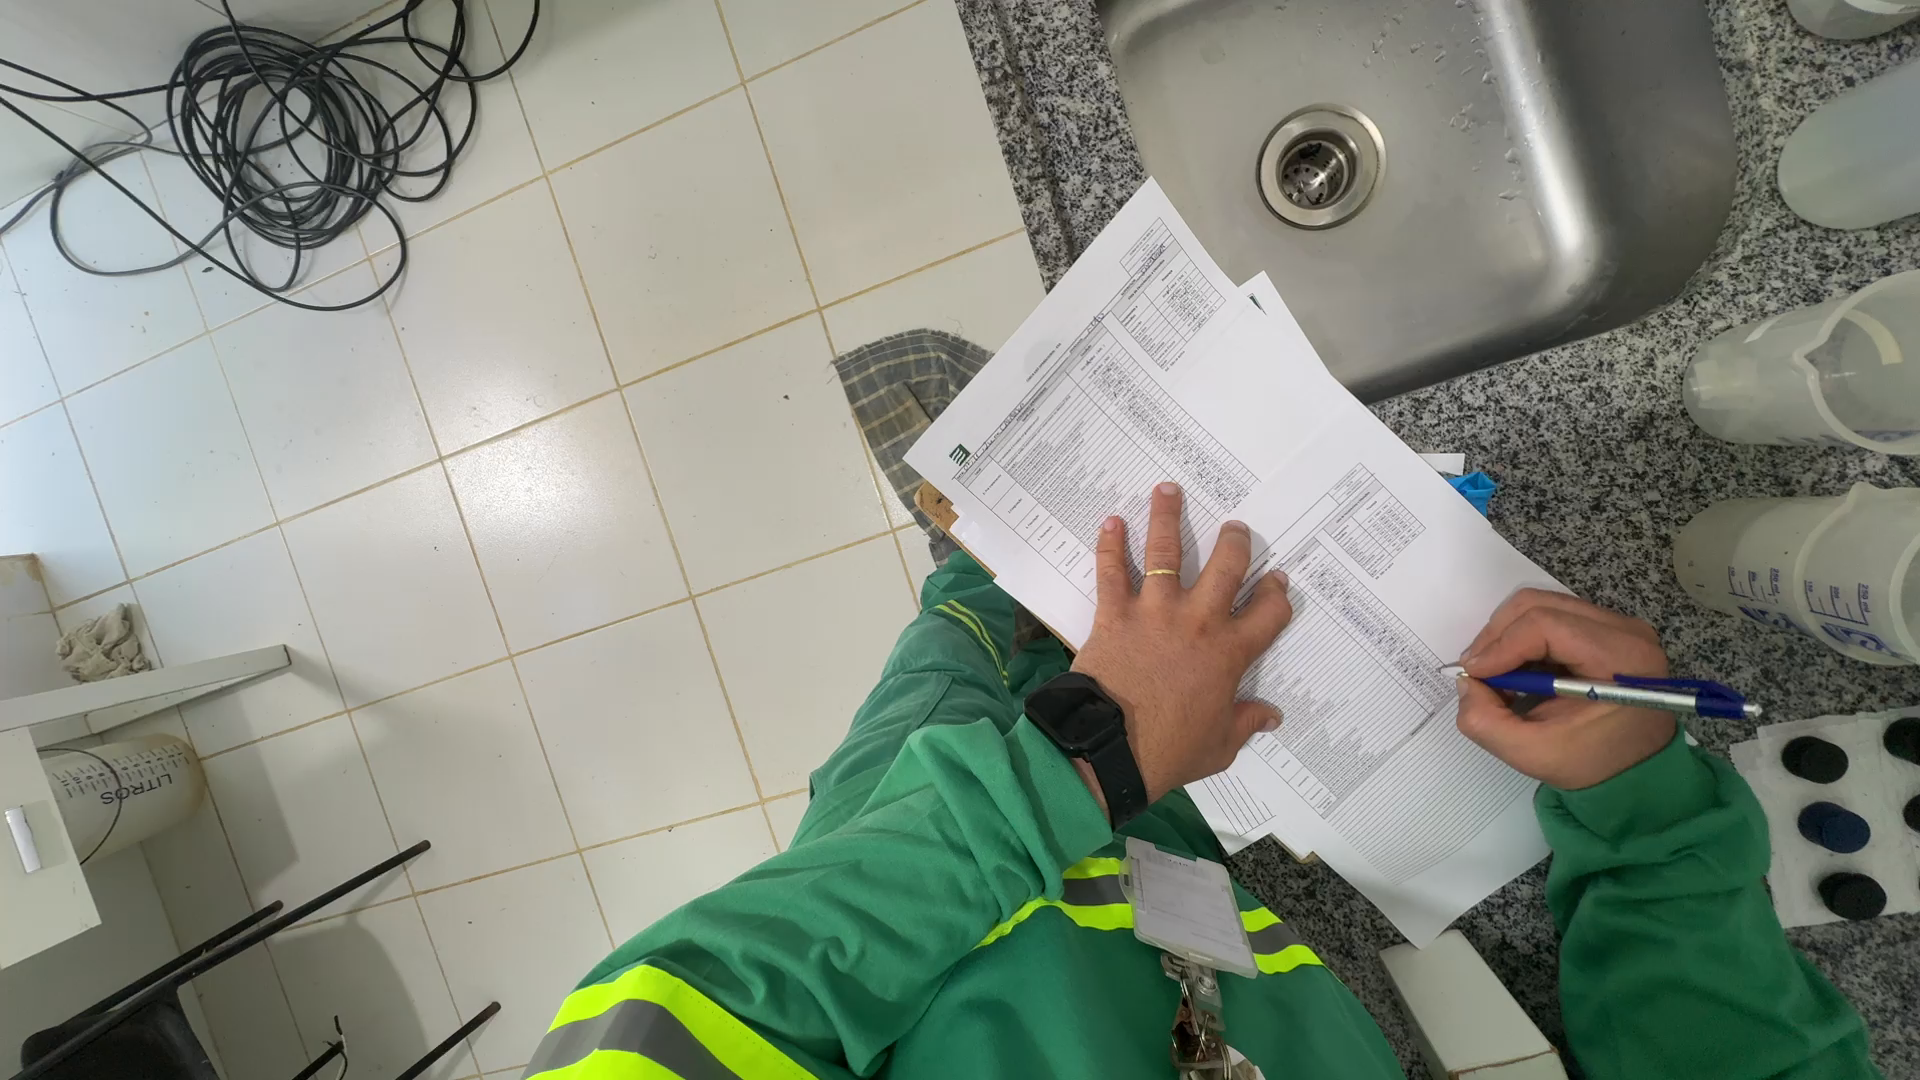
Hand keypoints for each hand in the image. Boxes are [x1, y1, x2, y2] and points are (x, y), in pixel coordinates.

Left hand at [1069, 482, 1293, 802]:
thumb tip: (1270, 716)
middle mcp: (1197, 622)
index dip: (1277, 594)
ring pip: (1165, 552)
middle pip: (1226, 568)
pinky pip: (1111, 571)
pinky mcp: (1114, 612)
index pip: (1268, 614)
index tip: (1278, 580)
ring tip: (1168, 489)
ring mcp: (1154, 611)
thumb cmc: (1168, 750)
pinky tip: (1111, 521)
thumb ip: (1244, 723)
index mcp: (1229, 654)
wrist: (1110, 747)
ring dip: (1168, 517)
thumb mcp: (1218, 746)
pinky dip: (1109, 545)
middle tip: (1237, 527)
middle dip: (1236, 543)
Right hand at [1455, 588, 1675, 790]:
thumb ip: (1483, 719)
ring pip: (1534, 605)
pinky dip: (1517, 637)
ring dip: (1503, 636)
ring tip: (1499, 671)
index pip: (1543, 625)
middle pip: (1535, 605)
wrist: (1638, 767)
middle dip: (1495, 637)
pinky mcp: (1599, 627)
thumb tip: (1467, 682)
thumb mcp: (1529, 752)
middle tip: (1479, 672)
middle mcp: (1623, 631)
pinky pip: (1543, 614)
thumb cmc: (1592, 762)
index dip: (1499, 647)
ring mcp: (1613, 625)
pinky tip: (1517, 667)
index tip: (1473, 675)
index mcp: (1621, 658)